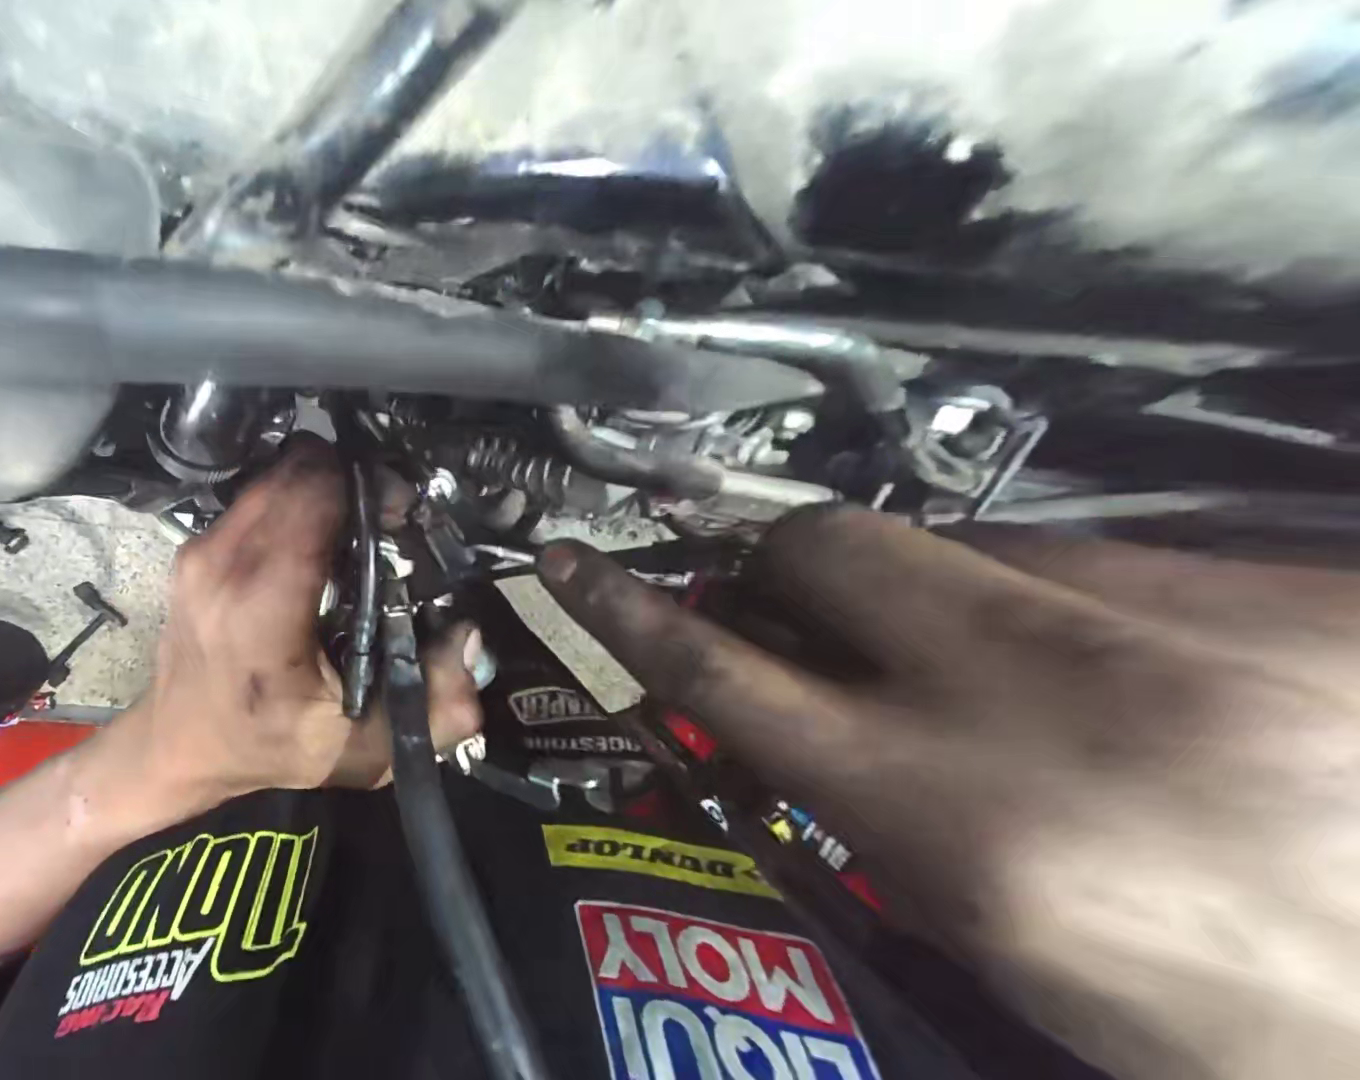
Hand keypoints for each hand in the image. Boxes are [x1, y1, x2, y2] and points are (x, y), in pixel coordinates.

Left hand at [128, 435, 481, 804]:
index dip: (368, 487)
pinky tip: (314, 541)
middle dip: (351, 479)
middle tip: (385, 516)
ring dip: (323, 488)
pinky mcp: (193, 547)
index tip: (400, 511)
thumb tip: (470, 637)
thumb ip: (434, 708)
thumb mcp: (363, 748)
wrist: (179, 745)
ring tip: (353, 527)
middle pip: (297, 472)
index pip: (315, 496)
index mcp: (261, 609)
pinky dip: (294, 503)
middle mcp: (223, 565)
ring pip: (275, 476)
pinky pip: (256, 497)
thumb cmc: (267, 746)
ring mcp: (200, 550)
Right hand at [539, 508, 1359, 1079]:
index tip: (572, 562)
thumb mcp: (1012, 953)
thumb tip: (795, 705)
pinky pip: (1088, 550)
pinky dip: (1047, 596)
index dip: (628, 611)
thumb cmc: (1254, 1041)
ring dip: (925, 588)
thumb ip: (875, 803)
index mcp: (970, 830)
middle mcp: (1054, 698)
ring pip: (956, 539)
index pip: (722, 674)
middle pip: (823, 548)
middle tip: (801, 615)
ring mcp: (1194, 622)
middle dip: (782, 567)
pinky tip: (1129, 671)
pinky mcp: (1296, 582)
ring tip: (1001, 668)